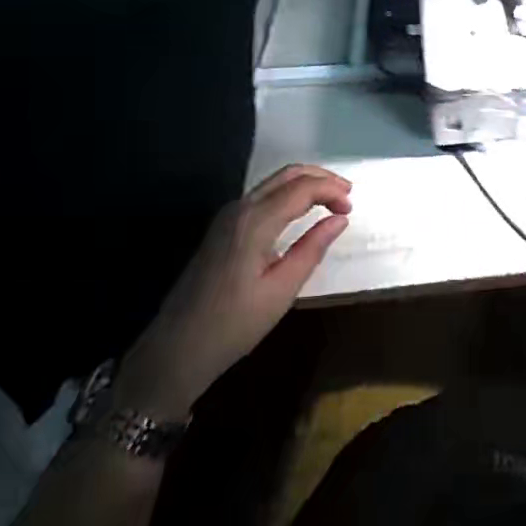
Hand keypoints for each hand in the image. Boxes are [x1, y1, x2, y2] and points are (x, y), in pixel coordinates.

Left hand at [115, 165, 351, 416]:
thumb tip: (340, 219)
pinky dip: (289, 194)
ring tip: (332, 201)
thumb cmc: (233, 325)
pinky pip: (263, 195)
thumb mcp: (281, 290)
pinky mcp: (222, 228)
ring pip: (274, 182)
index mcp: (255, 222)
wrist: (173, 351)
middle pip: (288, 174)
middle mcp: (239, 209)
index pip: (302, 188)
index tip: (352, 210)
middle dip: (322, 178)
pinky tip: (302, 211)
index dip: (332, 192)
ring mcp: (227, 217)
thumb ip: (313, 248)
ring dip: (306, 184)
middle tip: (348, 195)